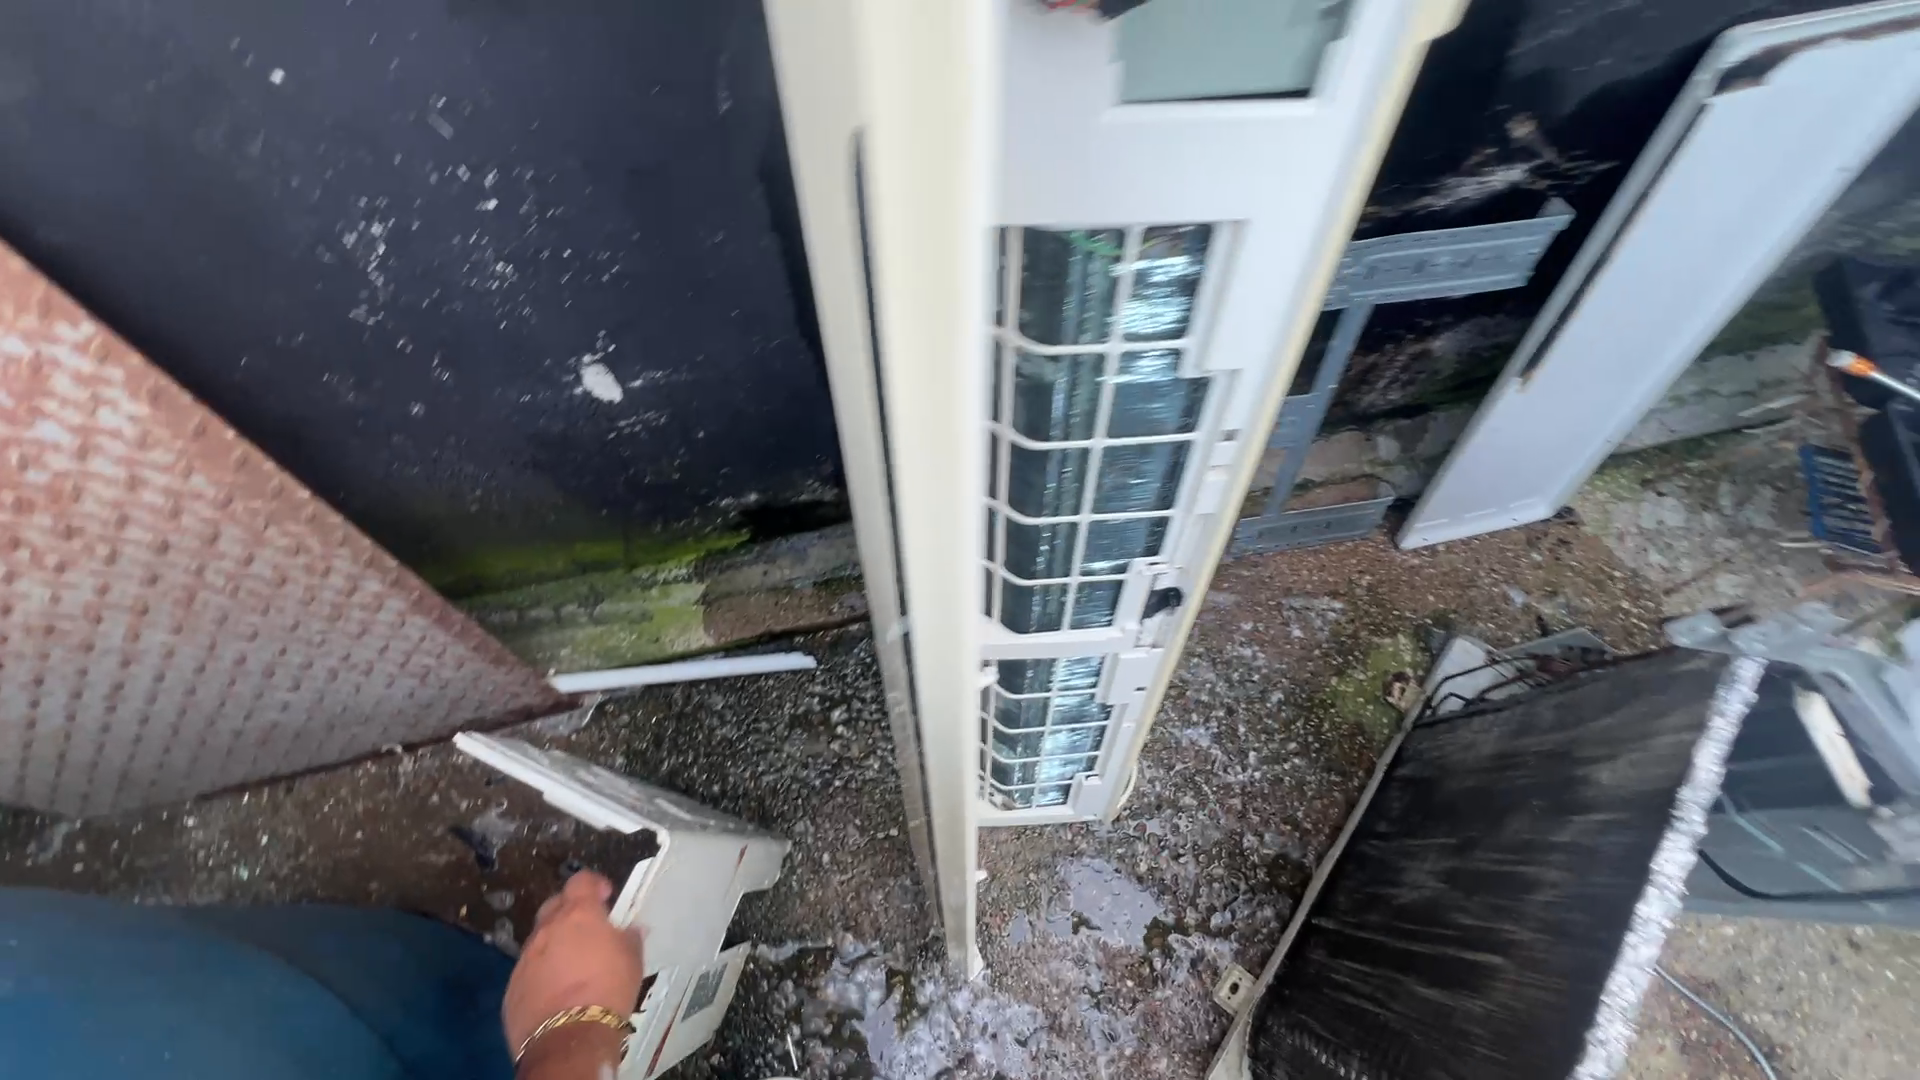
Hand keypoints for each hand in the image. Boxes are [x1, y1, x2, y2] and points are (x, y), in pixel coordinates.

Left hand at [502, 870, 646, 1052]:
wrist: (569, 1039)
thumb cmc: (608, 987)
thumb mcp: (632, 957)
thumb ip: (628, 937)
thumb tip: (629, 930)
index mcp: (578, 915)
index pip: (580, 881)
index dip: (594, 884)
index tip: (606, 897)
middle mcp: (546, 931)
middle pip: (553, 906)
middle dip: (570, 911)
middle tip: (588, 927)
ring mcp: (524, 961)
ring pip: (539, 940)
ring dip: (555, 944)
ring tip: (573, 964)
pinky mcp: (511, 991)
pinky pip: (529, 971)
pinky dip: (543, 973)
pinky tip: (557, 992)